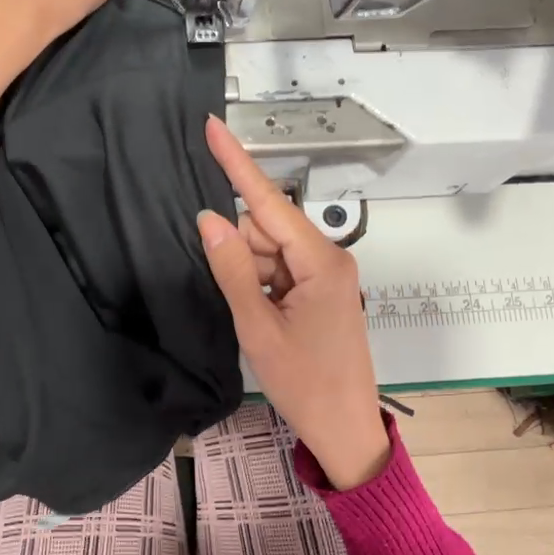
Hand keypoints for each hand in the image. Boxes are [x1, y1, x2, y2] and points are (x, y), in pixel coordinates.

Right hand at [196, 116, 390, 489]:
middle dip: (239, 252)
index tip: (211, 125)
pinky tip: (260, 317)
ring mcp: (327, 276)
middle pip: (266, 229)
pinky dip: (260, 287)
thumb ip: (231, 269)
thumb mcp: (259, 327)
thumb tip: (209, 219)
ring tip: (256, 322)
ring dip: (249, 276)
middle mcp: (328, 258)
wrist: (344, 429)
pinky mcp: (322, 293)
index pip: (268, 201)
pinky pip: (280, 272)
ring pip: (269, 253)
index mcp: (320, 261)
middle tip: (243, 305)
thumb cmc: (305, 383)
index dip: (236, 163)